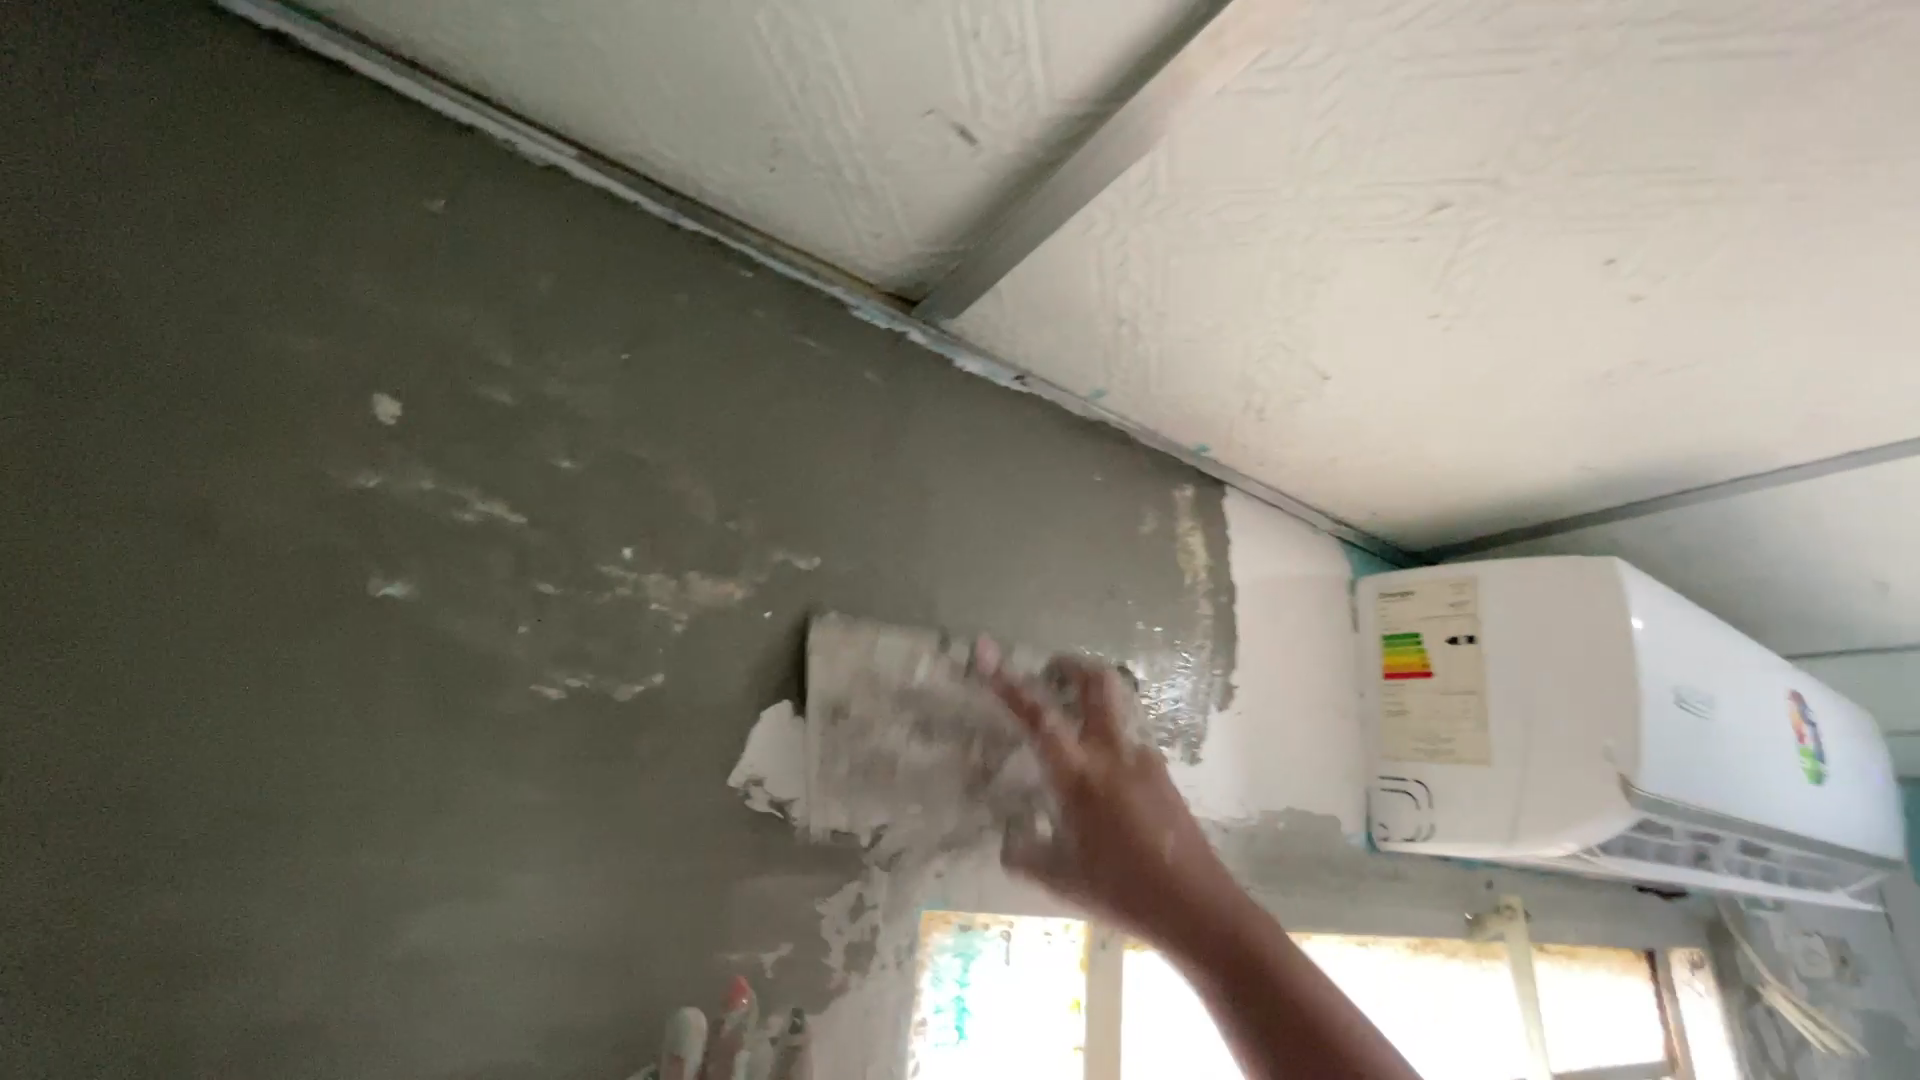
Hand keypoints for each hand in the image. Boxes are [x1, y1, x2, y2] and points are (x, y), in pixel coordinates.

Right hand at [974, 639, 1242, 947]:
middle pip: (1098, 683)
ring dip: (1093, 700)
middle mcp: (1113, 755)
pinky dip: (1108, 737)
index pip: (1038, 717)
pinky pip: (1129, 739)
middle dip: (1071, 665)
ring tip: (1072, 727)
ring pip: (1118, 707)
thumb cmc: (1123, 892)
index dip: (1008, 683)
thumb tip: (1008, 839)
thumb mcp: (1060, 879)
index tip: (988, 652)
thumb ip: (1024, 855)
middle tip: (1050, 671)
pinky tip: (1102, 778)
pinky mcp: (1164, 774)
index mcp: (1080, 776)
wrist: (1198, 907)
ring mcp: (1144, 760)